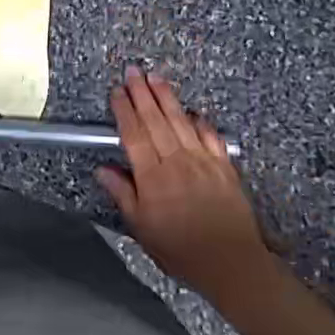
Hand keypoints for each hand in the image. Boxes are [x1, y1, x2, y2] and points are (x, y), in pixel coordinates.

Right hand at [97, 66, 270, 302]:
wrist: (231, 263)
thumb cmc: (180, 250)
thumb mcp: (142, 228)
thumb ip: (123, 194)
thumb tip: (103, 169)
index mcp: (153, 176)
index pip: (134, 134)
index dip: (124, 110)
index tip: (116, 91)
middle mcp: (177, 161)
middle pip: (156, 120)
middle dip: (142, 93)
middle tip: (133, 71)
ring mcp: (203, 161)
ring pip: (181, 121)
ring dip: (167, 97)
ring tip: (156, 78)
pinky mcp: (224, 166)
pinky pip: (210, 136)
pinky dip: (199, 121)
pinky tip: (192, 112)